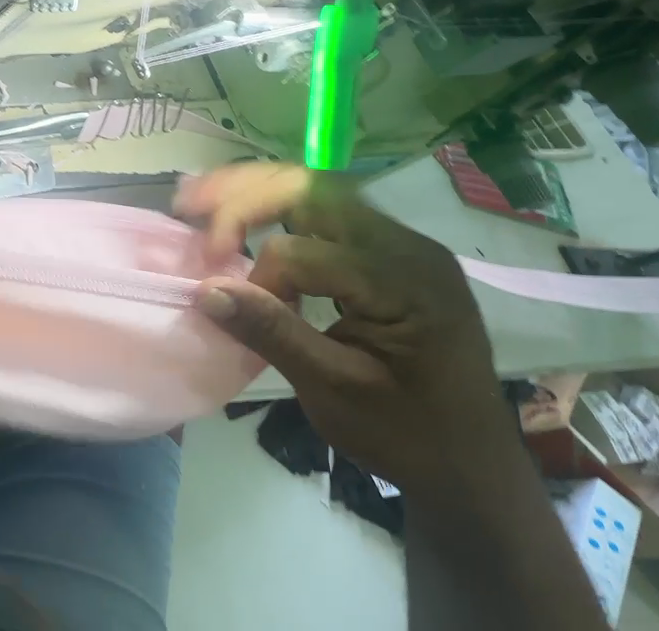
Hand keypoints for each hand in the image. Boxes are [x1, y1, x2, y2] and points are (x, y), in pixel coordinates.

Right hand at [175, 163, 516, 494]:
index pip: (304, 252)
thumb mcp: (332, 391)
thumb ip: (272, 333)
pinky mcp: (390, 255)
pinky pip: (328, 212)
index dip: (256, 276)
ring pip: (317, 191)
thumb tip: (205, 289)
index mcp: (406, 286)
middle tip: (188, 208)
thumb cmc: (406, 435)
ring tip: (202, 201)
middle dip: (242, 197)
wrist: (470, 466)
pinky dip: (278, 209)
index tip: (237, 313)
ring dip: (255, 194)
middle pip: (312, 192)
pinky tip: (245, 218)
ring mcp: (403, 248)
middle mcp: (410, 250)